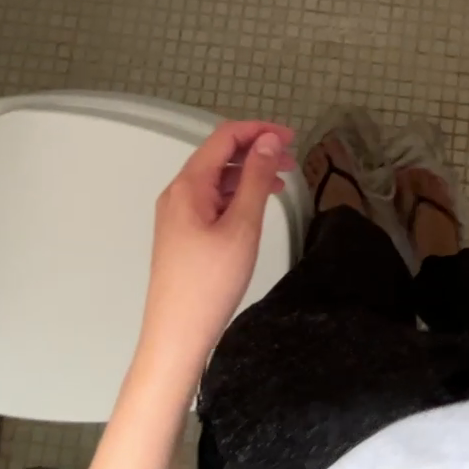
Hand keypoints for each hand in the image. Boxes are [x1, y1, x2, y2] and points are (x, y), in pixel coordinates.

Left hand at [139, 120, 294, 362]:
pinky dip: (237, 192)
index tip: (291, 138)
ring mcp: (177, 213)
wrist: (175, 338)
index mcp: (188, 185)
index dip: (259, 130)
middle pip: (219, 154)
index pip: (224, 137)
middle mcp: (178, 192)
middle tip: (292, 158)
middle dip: (256, 149)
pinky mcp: (182, 232)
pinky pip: (212, 198)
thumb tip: (268, 141)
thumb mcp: (242, 226)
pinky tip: (257, 203)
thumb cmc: (210, 283)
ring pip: (216, 177)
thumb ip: (256, 179)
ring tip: (282, 180)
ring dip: (249, 171)